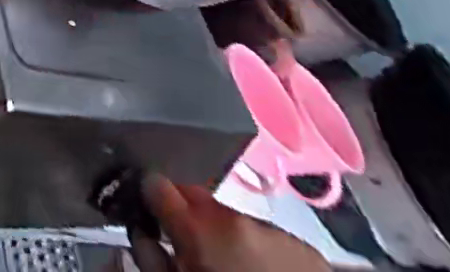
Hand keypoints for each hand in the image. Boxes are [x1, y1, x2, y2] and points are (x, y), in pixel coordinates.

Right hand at [138, 175, 329, 271]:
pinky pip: (265, 239)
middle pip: (196, 198)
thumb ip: (152, 260)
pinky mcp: (306, 251)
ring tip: (232, 271)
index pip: (158, 184)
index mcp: (199, 229)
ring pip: (232, 220)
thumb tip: (143, 234)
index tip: (150, 213)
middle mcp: (236, 219)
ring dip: (224, 238)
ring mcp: (275, 233)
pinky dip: (255, 252)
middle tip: (191, 253)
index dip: (149, 197)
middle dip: (188, 218)